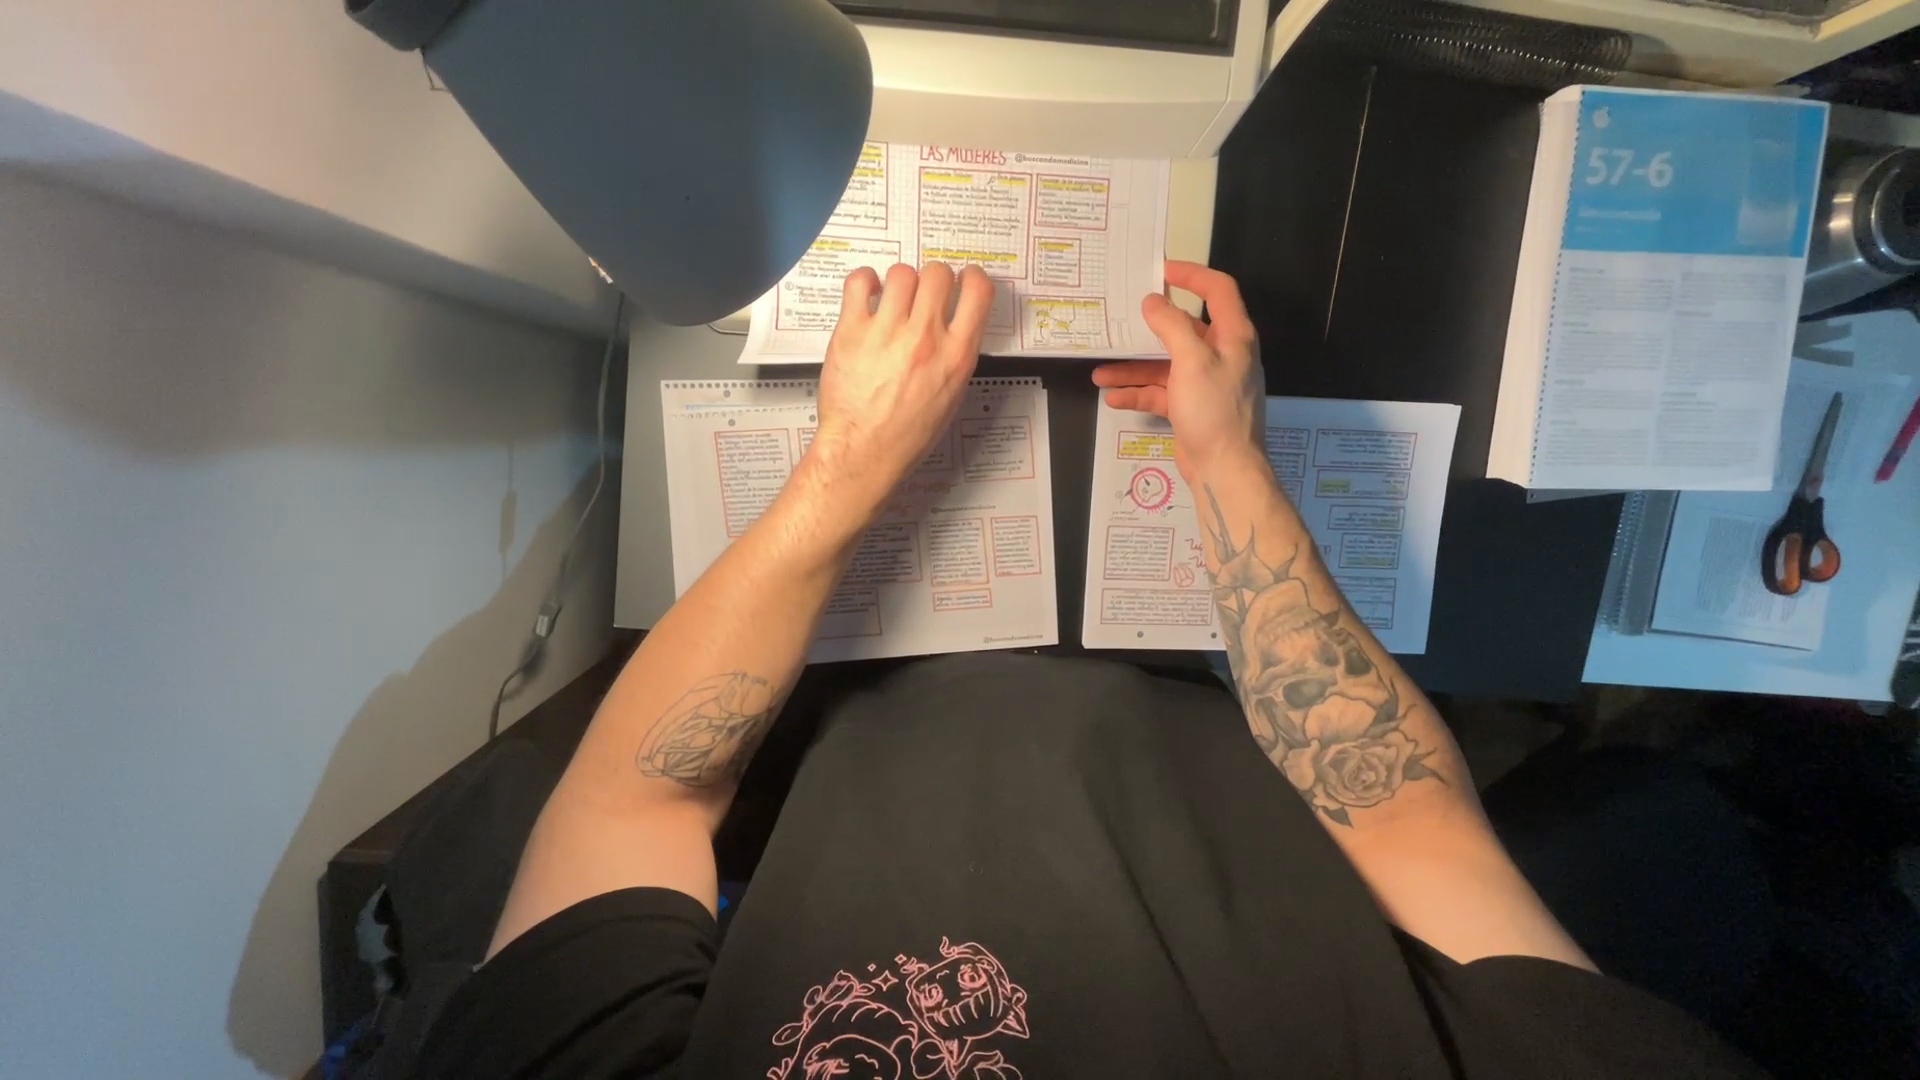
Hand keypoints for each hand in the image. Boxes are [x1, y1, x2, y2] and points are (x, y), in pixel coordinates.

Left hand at [809, 261, 992, 510]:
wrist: (864, 451)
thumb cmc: (906, 435)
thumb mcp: (951, 398)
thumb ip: (956, 357)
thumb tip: (955, 327)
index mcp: (956, 356)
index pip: (978, 291)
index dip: (972, 277)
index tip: (965, 278)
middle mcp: (925, 338)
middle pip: (938, 274)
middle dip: (934, 278)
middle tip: (925, 292)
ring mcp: (887, 331)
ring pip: (902, 273)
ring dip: (900, 282)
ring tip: (893, 300)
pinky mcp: (853, 330)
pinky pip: (860, 281)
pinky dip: (865, 281)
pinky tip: (867, 295)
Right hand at [1093, 260, 1264, 480]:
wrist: (1225, 468)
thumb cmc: (1215, 409)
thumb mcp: (1192, 361)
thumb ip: (1171, 326)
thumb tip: (1152, 301)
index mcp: (1232, 336)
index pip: (1218, 290)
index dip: (1192, 275)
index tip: (1161, 270)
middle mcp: (1221, 355)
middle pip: (1182, 330)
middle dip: (1147, 329)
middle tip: (1119, 319)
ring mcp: (1204, 383)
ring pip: (1164, 365)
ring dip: (1133, 368)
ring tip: (1100, 372)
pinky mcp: (1190, 408)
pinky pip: (1160, 392)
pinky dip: (1138, 393)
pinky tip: (1114, 397)